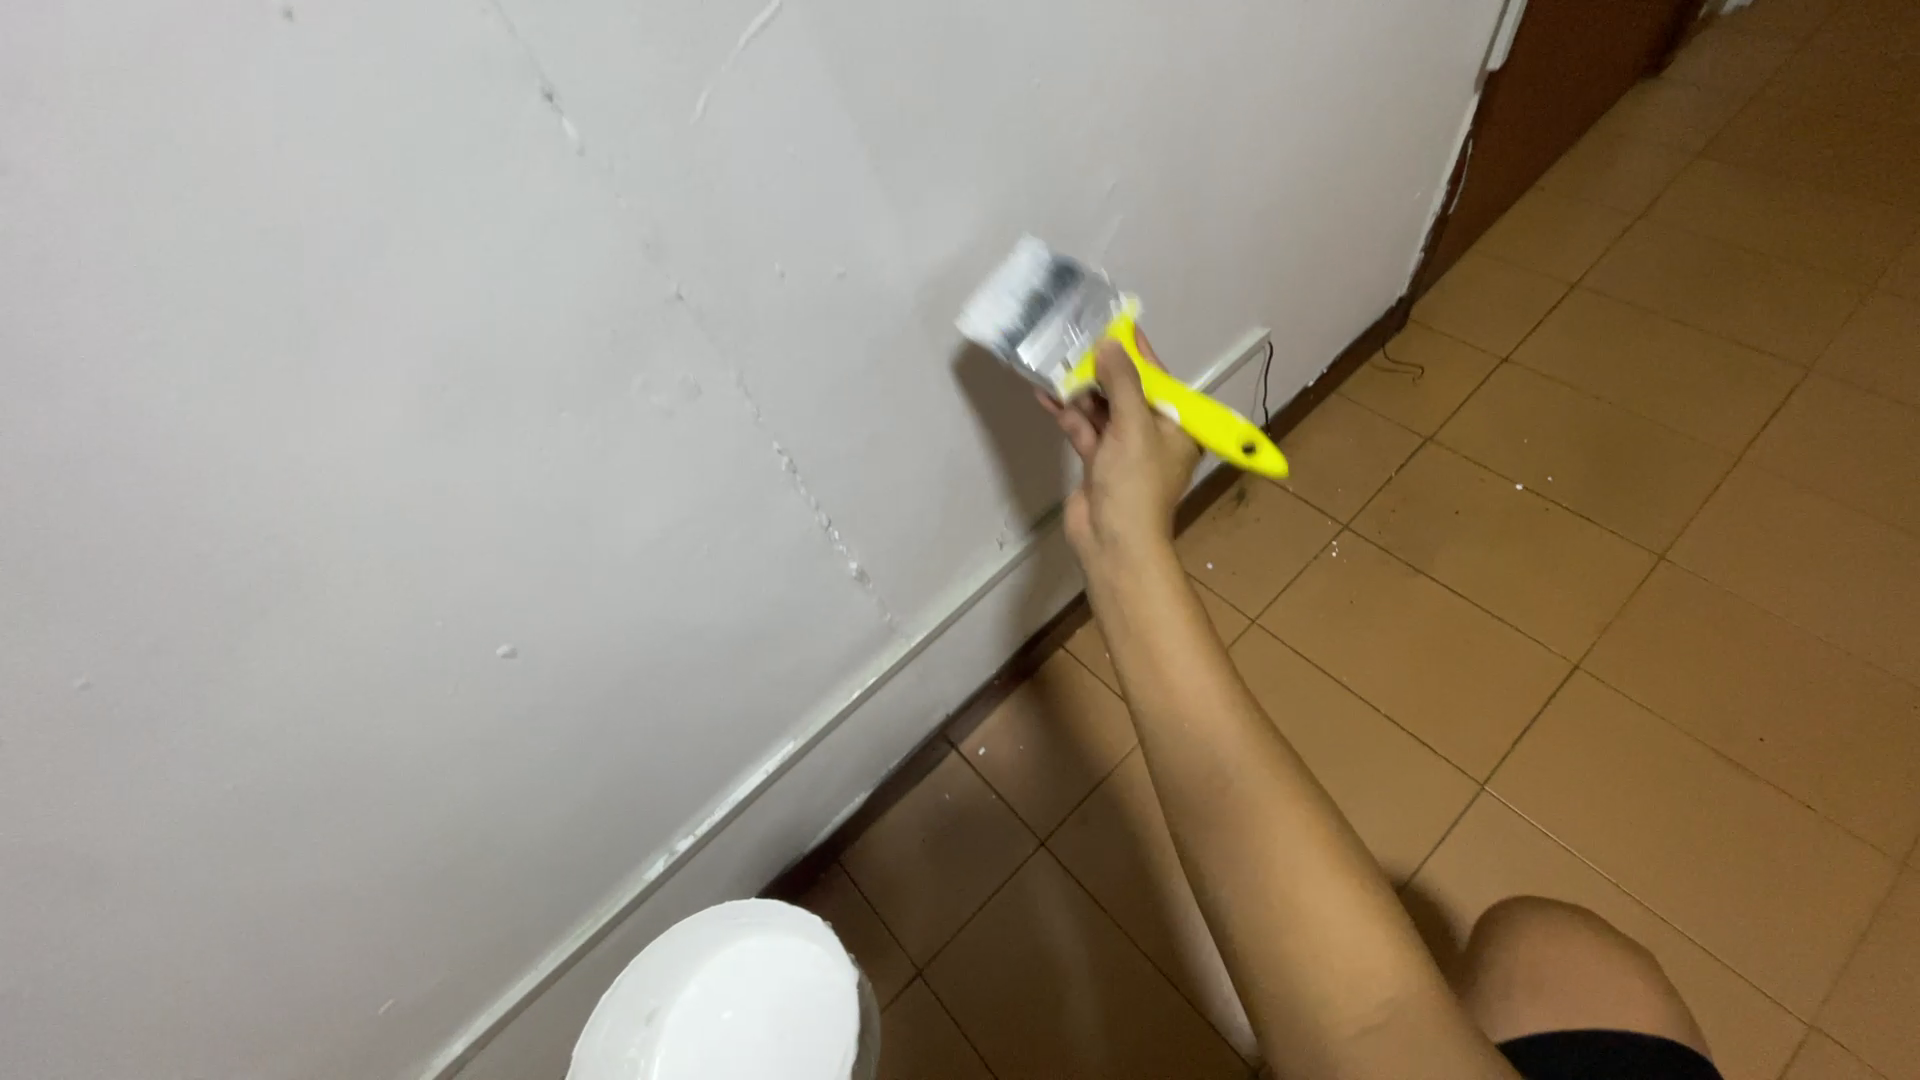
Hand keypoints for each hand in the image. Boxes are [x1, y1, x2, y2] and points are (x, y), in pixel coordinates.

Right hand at [1039, 327, 1200, 574]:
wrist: (1113, 541)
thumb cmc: (1135, 483)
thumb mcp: (1134, 426)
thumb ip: (1122, 382)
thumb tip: (1109, 344)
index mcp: (1176, 425)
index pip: (1158, 379)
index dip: (1137, 353)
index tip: (1115, 325)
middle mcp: (1152, 434)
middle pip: (1126, 391)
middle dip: (1100, 370)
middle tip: (1075, 340)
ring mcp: (1123, 449)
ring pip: (1101, 410)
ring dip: (1079, 391)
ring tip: (1054, 363)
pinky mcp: (1098, 463)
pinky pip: (1084, 429)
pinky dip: (1068, 414)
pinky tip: (1046, 394)